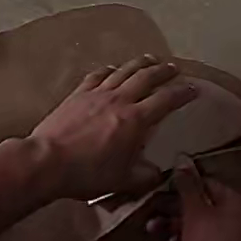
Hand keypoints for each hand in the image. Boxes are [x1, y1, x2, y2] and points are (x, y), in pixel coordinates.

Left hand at [30, 55, 197, 199]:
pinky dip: (110, 70)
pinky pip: (97, 76)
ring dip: (140, 64)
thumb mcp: (123, 181)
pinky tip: (113, 70)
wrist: (47, 162)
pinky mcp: (78, 94)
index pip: (166, 100)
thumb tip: (159, 173)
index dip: (182, 93)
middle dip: (163, 71)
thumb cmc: (88, 173)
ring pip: (124, 71)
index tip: (193, 89)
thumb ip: (145, 176)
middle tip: (173, 68)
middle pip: (146, 77)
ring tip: (150, 59)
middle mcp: (120, 100)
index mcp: (136, 120)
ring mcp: (97, 94)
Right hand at [156, 163, 240, 240]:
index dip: (186, 183)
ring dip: (173, 226)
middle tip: (153, 209)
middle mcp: (234, 217)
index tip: (164, 186)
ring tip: (152, 229)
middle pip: (200, 204)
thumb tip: (182, 162)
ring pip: (195, 224)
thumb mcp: (195, 212)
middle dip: (174, 208)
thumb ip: (187, 187)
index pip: (208, 183)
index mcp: (234, 202)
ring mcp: (226, 237)